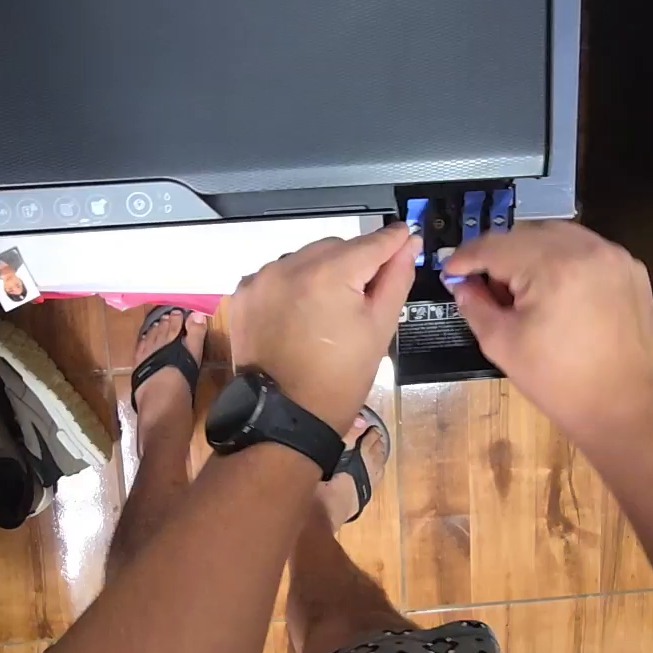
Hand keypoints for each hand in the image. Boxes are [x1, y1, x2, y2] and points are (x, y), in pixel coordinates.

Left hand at [229, 224, 418, 432]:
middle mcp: (290, 266)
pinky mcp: (244, 294)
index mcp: (328, 274)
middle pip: (336, 247)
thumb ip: (396, 279)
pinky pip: (278, 275)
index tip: (406, 235)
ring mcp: (262, 279)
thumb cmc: (340, 379)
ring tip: (330, 308)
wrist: (286, 417)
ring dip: (322, 272)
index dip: (393, 240)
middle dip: (354, 262)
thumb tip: (408, 244)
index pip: (371, 243)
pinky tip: (302, 312)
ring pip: (305, 258)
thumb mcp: (379, 329)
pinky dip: (293, 285)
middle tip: (367, 291)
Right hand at [443, 221, 652, 439]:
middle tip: (484, 285)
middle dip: (498, 255)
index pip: (495, 246)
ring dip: (530, 252)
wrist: (620, 406)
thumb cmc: (556, 380)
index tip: (450, 271)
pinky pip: (585, 249)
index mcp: (552, 268)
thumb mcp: (500, 343)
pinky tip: (555, 291)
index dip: (466, 257)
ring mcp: (614, 257)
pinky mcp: (630, 269)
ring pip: (556, 235)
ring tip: (521, 288)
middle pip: (525, 233)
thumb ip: (475, 305)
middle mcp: (586, 250)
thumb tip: (461, 283)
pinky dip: (562, 260)